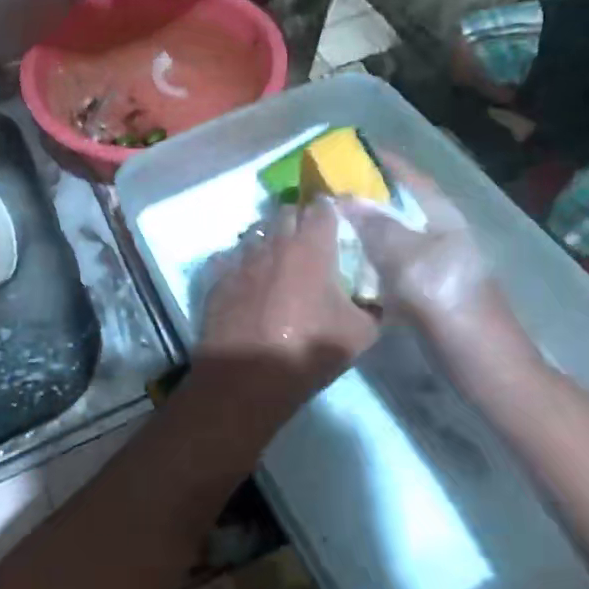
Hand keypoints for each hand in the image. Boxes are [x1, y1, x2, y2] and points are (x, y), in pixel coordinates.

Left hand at [197, 199, 379, 404]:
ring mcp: (241, 259)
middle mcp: (274, 243)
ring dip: (268, 240)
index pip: (322, 208)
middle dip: (298, 221)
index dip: (330, 212)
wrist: (246, 379)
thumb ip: (371, 309)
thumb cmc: (307, 351)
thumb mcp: (359, 335)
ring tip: (276, 261)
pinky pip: (229, 258)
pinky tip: (246, 281)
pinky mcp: (217, 279)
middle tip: (308, 243)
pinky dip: (239, 263)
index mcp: (311, 247)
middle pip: (286, 213)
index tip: (335, 224)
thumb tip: (372, 301)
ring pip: (255, 233)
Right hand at [335, 156, 492, 341]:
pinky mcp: (426, 291)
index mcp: (442, 216)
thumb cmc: (448, 301)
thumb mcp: (409, 257)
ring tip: (327, 226)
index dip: (381, 162)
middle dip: (365, 197)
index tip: (347, 151)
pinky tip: (345, 267)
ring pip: (392, 237)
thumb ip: (377, 226)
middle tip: (325, 193)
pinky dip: (369, 262)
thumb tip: (346, 198)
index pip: (409, 176)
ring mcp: (434, 264)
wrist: (480, 360)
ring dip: (364, 231)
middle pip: (399, 206)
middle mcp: (439, 233)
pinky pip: (391, 266)